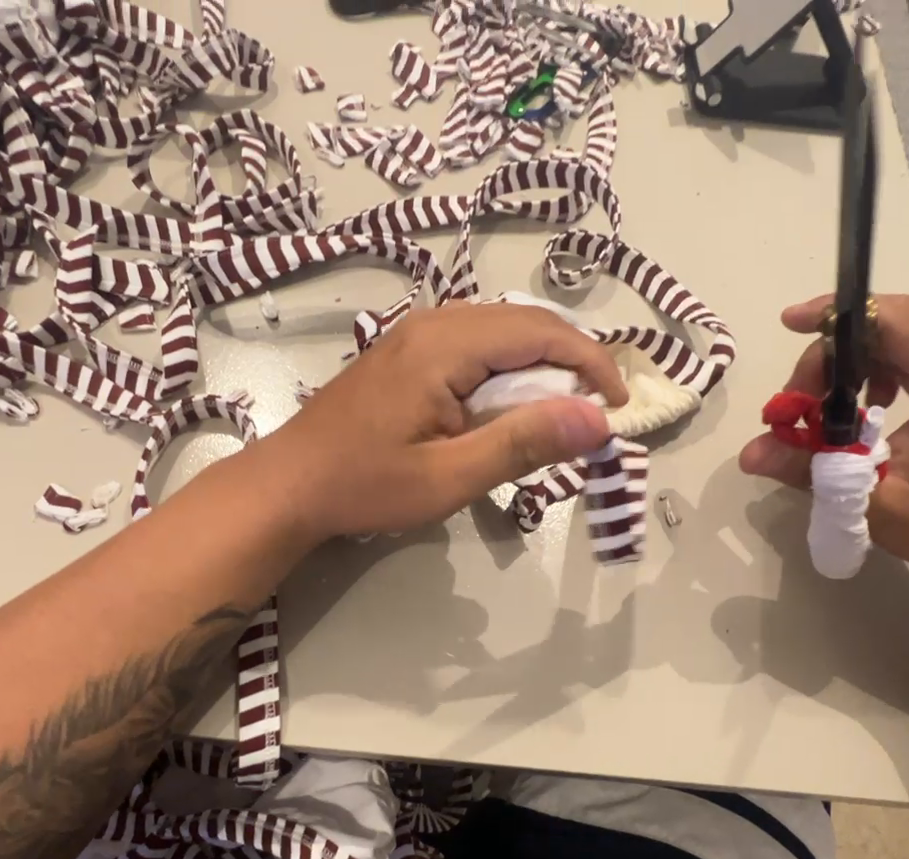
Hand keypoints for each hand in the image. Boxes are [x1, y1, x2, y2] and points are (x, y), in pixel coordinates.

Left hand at [253, 303, 627, 540]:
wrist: (291, 484)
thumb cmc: (365, 485)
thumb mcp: (448, 476)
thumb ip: (522, 444)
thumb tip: (597, 420)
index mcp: (445, 345)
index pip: (543, 333)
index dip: (591, 364)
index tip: (617, 409)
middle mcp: (433, 323)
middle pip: (525, 324)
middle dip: (571, 363)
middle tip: (593, 415)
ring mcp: (415, 334)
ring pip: (501, 331)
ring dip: (539, 366)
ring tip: (559, 414)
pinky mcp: (406, 352)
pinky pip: (474, 344)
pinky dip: (506, 370)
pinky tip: (507, 408)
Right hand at [738, 294, 908, 607]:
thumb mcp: (869, 500)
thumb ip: (806, 467)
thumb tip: (749, 453)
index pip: (895, 319)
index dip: (837, 313)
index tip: (788, 325)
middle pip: (894, 328)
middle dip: (834, 356)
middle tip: (798, 405)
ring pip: (906, 342)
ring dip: (855, 367)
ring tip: (824, 411)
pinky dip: (882, 374)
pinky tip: (865, 410)